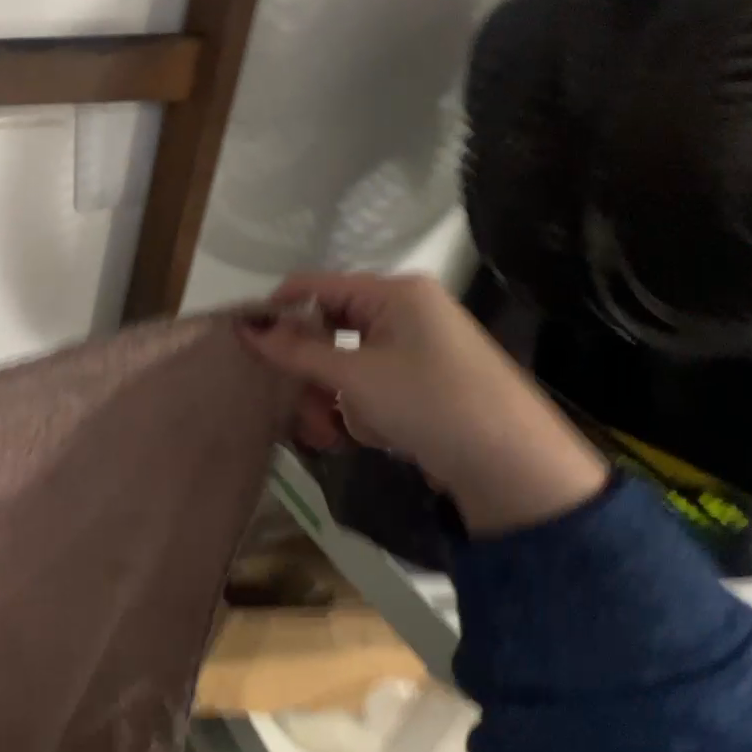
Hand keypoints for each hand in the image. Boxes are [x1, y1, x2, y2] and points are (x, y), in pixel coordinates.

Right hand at [241, 273, 608, 533]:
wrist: (511, 464)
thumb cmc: (431, 402)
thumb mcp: (354, 376)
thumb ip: (296, 352)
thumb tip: (246, 329)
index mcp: (394, 294)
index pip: (313, 287)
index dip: (274, 311)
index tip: (240, 343)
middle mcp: (402, 312)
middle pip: (325, 330)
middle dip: (305, 372)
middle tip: (292, 408)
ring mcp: (412, 347)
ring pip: (340, 364)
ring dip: (325, 399)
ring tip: (327, 435)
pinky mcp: (417, 380)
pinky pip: (363, 384)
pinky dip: (352, 410)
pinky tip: (357, 435)